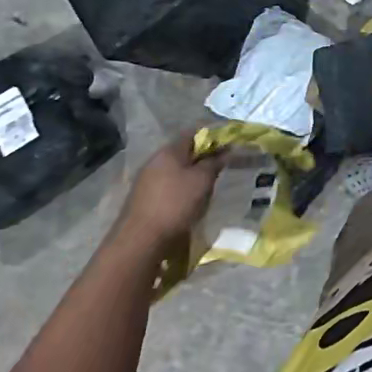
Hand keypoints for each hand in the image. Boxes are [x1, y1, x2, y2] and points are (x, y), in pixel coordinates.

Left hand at [109, 133, 224, 260]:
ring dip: (193, 173)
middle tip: (222, 167)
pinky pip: (168, 183)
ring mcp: (146, 179)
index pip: (193, 133)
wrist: (142, 238)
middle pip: (184, 152)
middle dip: (204, 157)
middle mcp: (155, 160)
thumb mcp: (202, 180)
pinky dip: (182, 186)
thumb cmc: (176, 203)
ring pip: (176, 169)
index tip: (229, 145)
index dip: (213, 137)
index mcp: (169, 151)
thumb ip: (215, 162)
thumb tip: (226, 150)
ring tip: (209, 185)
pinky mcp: (144, 196)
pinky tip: (191, 199)